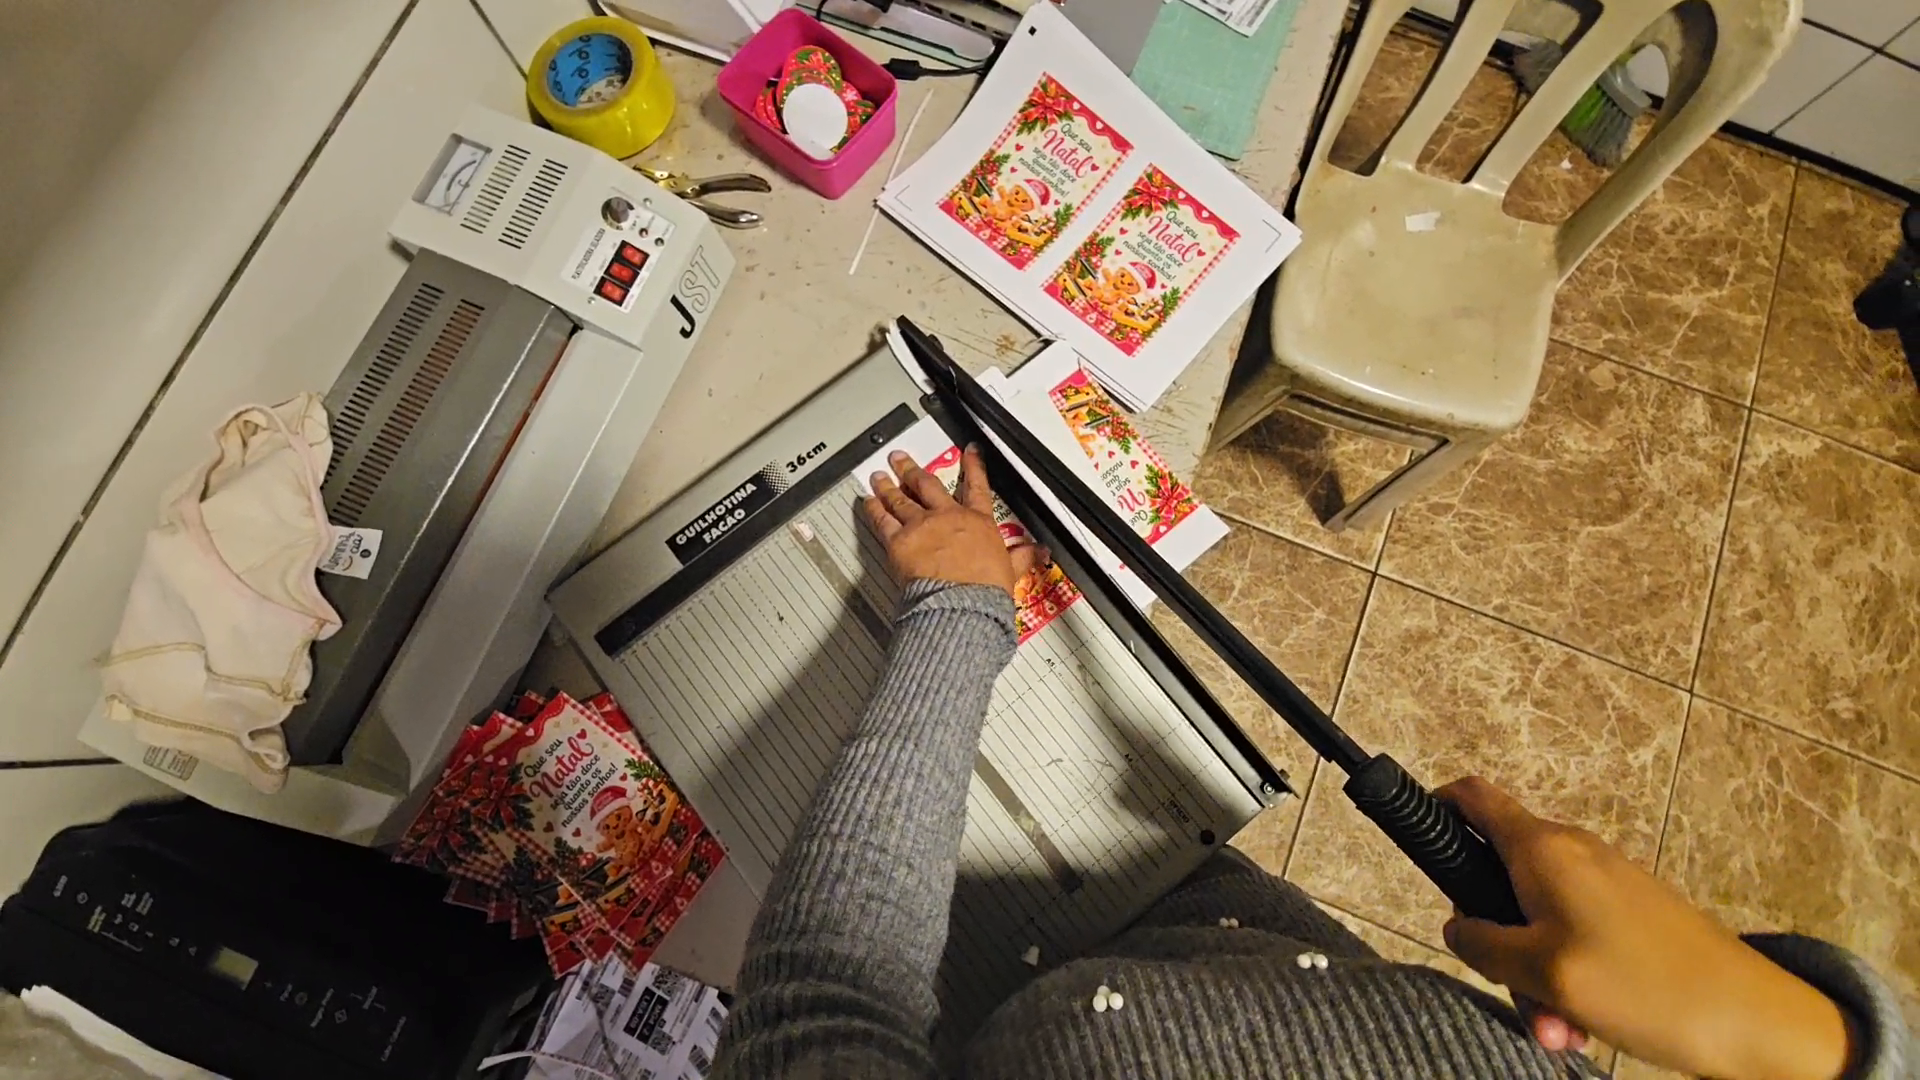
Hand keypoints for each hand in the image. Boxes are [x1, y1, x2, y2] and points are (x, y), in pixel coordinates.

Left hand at [861, 446, 1045, 595]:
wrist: (961, 603)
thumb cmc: (985, 589)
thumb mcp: (1010, 570)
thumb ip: (1022, 557)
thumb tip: (1039, 552)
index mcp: (977, 521)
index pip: (977, 487)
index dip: (974, 466)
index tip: (970, 451)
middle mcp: (947, 517)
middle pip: (926, 485)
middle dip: (912, 470)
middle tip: (901, 459)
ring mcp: (921, 526)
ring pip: (900, 498)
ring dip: (888, 485)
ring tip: (879, 475)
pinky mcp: (899, 541)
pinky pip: (882, 519)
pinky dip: (873, 508)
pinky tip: (868, 500)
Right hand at [1437, 777, 1850, 1079]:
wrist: (1772, 1029)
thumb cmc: (1646, 987)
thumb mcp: (1541, 972)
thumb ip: (1480, 943)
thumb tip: (1458, 926)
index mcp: (1540, 847)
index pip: (1469, 796)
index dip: (1434, 804)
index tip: (1422, 842)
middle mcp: (1569, 850)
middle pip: (1497, 870)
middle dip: (1492, 928)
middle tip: (1506, 982)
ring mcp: (1605, 879)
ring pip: (1536, 910)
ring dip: (1532, 963)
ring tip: (1558, 1023)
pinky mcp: (1635, 909)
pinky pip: (1574, 927)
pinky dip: (1566, 967)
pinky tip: (1587, 1021)